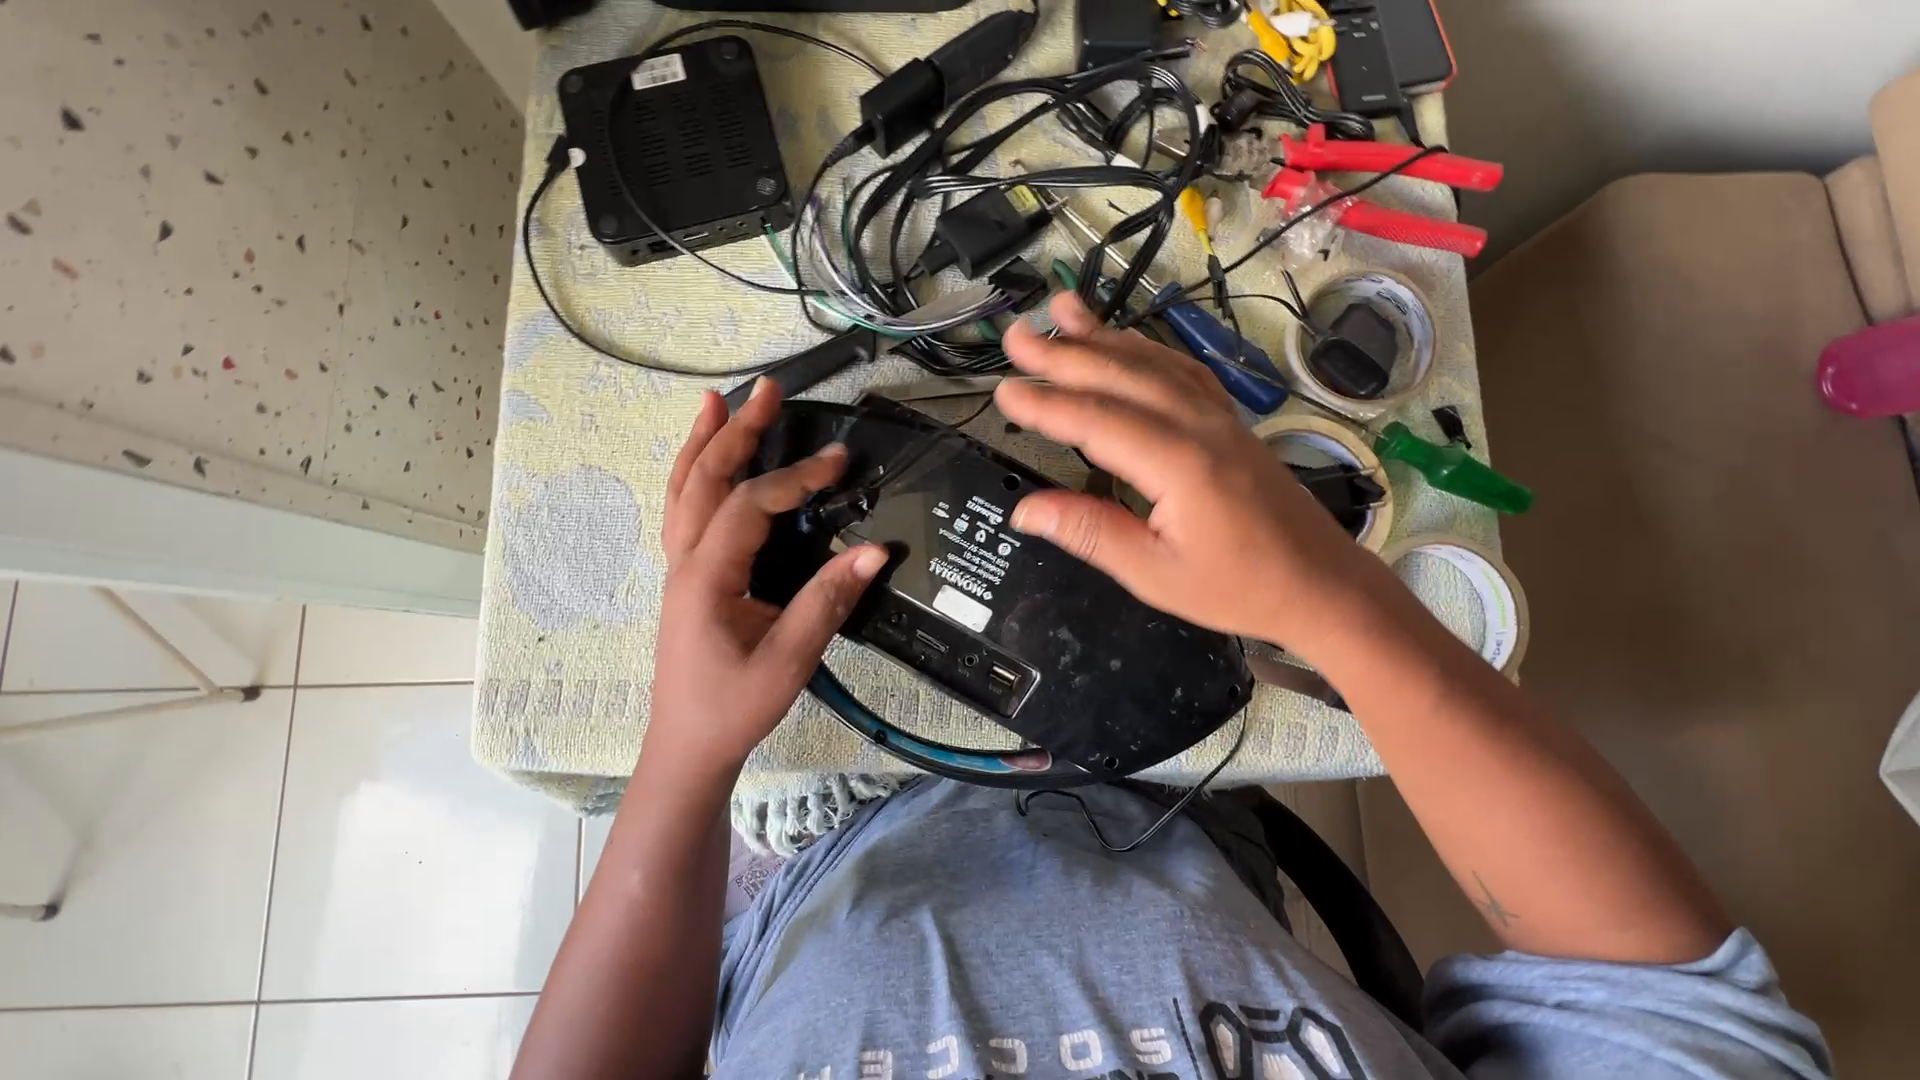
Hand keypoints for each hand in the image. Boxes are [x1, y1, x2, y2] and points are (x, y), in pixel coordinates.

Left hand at [646, 381, 887, 779]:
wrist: (689, 746)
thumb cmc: (734, 707)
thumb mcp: (788, 660)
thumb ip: (827, 603)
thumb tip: (873, 552)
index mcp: (707, 577)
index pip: (750, 507)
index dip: (795, 479)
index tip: (840, 462)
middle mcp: (685, 562)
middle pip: (705, 480)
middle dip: (736, 431)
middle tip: (768, 391)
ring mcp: (680, 569)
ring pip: (684, 491)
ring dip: (703, 443)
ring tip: (717, 402)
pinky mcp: (688, 579)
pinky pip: (684, 512)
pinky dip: (694, 475)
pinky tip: (706, 463)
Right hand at [994, 292, 1400, 656]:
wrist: (1319, 582)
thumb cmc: (1237, 587)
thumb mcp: (1153, 573)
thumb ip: (1089, 532)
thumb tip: (1025, 510)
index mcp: (1179, 463)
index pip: (1097, 420)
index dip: (1046, 403)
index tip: (1003, 389)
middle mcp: (1198, 425)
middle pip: (1121, 375)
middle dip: (1064, 353)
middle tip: (1016, 334)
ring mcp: (1219, 416)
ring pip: (1153, 362)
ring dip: (1103, 336)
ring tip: (1062, 310)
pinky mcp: (1230, 420)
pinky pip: (1182, 370)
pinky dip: (1146, 349)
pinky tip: (1125, 340)